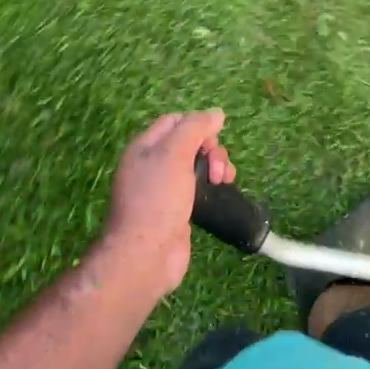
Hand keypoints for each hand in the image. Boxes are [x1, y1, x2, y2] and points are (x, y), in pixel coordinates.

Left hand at [99, 109, 234, 299]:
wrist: (146, 255)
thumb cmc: (157, 198)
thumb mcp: (174, 153)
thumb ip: (195, 128)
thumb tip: (216, 113)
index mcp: (145, 147)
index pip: (175, 121)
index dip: (197, 124)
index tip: (213, 137)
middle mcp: (154, 165)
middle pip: (191, 143)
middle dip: (211, 149)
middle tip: (217, 168)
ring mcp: (167, 189)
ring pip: (199, 166)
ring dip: (217, 166)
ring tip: (224, 180)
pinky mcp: (180, 210)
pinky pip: (201, 188)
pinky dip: (214, 186)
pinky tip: (222, 192)